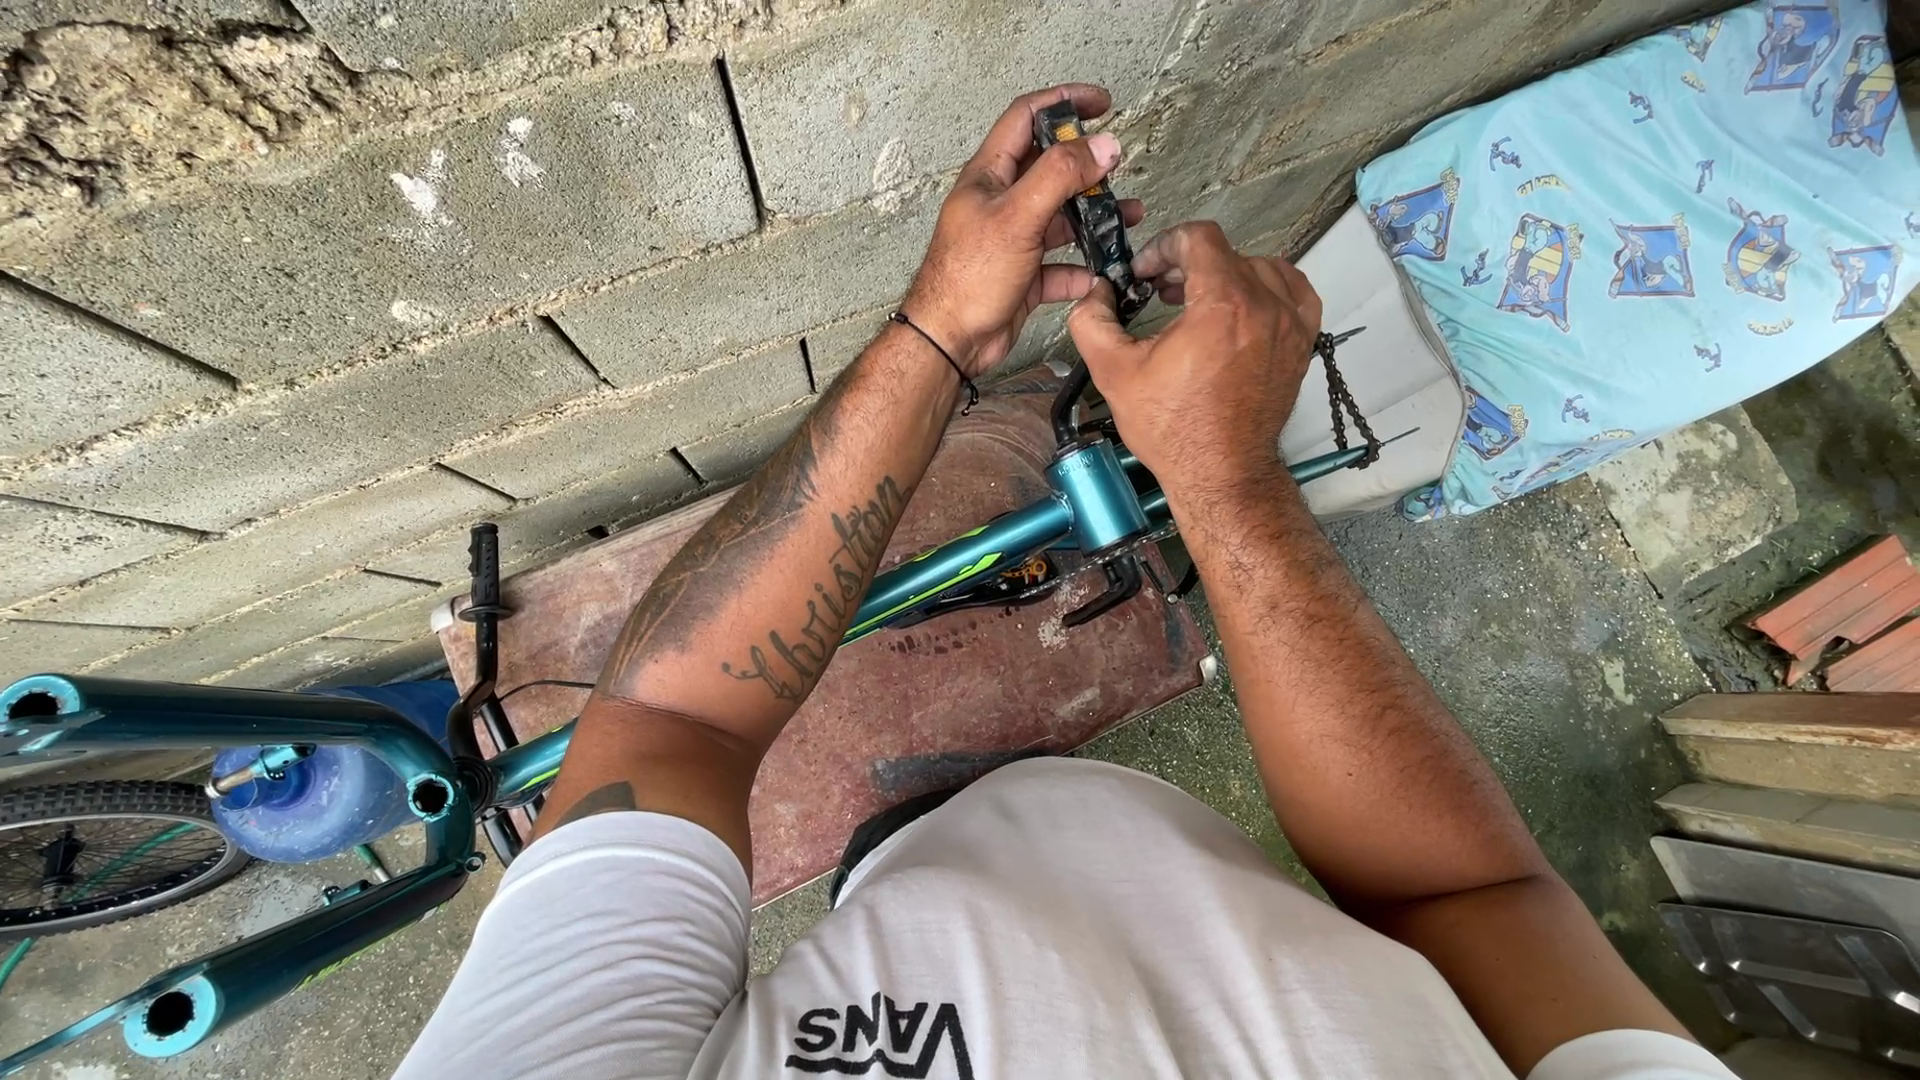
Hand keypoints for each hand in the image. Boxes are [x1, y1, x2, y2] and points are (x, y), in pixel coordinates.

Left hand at [902, 84, 1144, 376]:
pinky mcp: (1023, 278)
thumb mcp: (1017, 216)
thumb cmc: (967, 279)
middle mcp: (1001, 204)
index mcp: (989, 177)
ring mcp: (1012, 242)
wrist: (951, 340)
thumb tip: (1102, 146)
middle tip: (1115, 169)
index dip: (1064, 102)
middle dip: (1087, 168)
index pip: (1027, 118)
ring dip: (1094, 218)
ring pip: (1061, 220)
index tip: (1102, 103)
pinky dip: (1080, 270)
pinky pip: (1059, 267)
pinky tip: (1098, 275)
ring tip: (1126, 217)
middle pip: (1050, 170)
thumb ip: (1061, 176)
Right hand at [1067, 221, 1321, 499]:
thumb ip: (1092, 322)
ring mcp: (1290, 324)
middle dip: (1187, 264)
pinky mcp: (1301, 342)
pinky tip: (1241, 305)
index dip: (1163, 246)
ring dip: (1225, 273)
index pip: (1199, 239)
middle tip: (1160, 289)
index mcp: (1222, 306)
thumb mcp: (1114, 374)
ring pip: (1260, 267)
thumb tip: (1093, 295)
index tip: (1146, 271)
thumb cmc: (1175, 431)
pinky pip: (1294, 290)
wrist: (1219, 473)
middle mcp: (1265, 307)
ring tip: (1197, 298)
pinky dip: (1266, 287)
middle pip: (1226, 253)